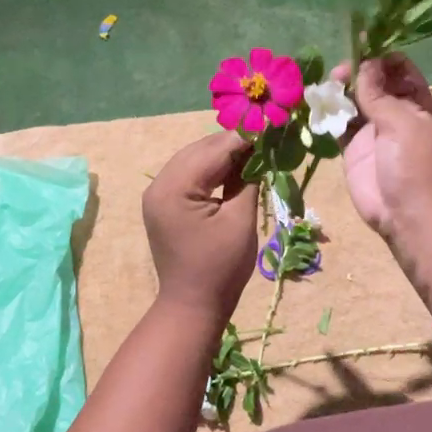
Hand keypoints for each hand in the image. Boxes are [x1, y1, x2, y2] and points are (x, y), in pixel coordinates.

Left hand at [143, 133, 259, 319]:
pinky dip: (212, 168)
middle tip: (268, 138)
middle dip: (234, 142)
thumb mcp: (241, 221)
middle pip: (200, 149)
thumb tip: (259, 151)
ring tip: (256, 151)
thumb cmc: (221, 267)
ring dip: (223, 153)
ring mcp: (158, 193)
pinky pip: (189, 174)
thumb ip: (248, 179)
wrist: (194, 305)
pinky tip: (235, 168)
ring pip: (194, 158)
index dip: (245, 137)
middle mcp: (159, 184)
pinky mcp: (164, 203)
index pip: (214, 149)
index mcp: (175, 188)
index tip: (273, 127)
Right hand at [339, 55, 431, 242]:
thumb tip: (365, 62)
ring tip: (326, 87)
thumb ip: (379, 93)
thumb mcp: (402, 123)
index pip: (399, 69)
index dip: (381, 57)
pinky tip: (318, 105)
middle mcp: (395, 113)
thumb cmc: (415, 166)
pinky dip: (328, 114)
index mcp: (417, 103)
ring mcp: (373, 132)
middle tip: (338, 73)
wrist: (408, 216)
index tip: (361, 46)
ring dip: (340, 91)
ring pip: (354, 102)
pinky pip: (339, 125)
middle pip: (373, 82)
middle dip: (356, 72)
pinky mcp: (353, 150)